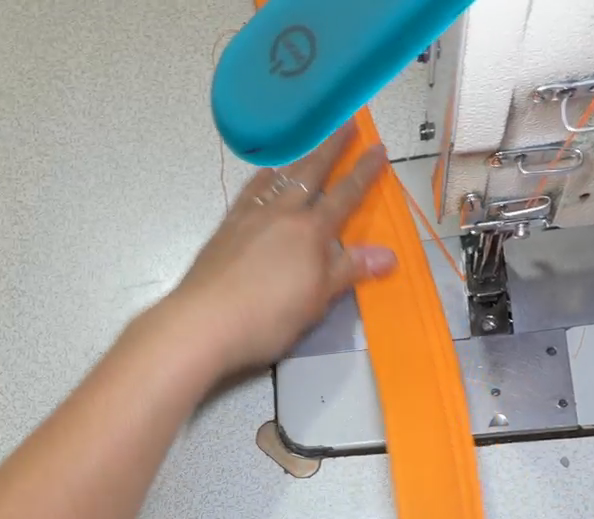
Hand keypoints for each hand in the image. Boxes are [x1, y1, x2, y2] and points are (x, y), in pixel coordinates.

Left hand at [159, 127, 395, 378]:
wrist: (204, 322)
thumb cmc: (267, 317)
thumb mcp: (316, 300)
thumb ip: (349, 271)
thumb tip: (389, 255)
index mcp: (310, 231)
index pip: (345, 196)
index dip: (364, 173)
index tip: (378, 148)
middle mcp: (281, 214)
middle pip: (311, 172)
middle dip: (332, 147)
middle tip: (347, 122)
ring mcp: (250, 217)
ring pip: (279, 177)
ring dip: (298, 158)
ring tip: (307, 146)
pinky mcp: (226, 229)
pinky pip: (249, 191)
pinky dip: (263, 178)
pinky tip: (264, 177)